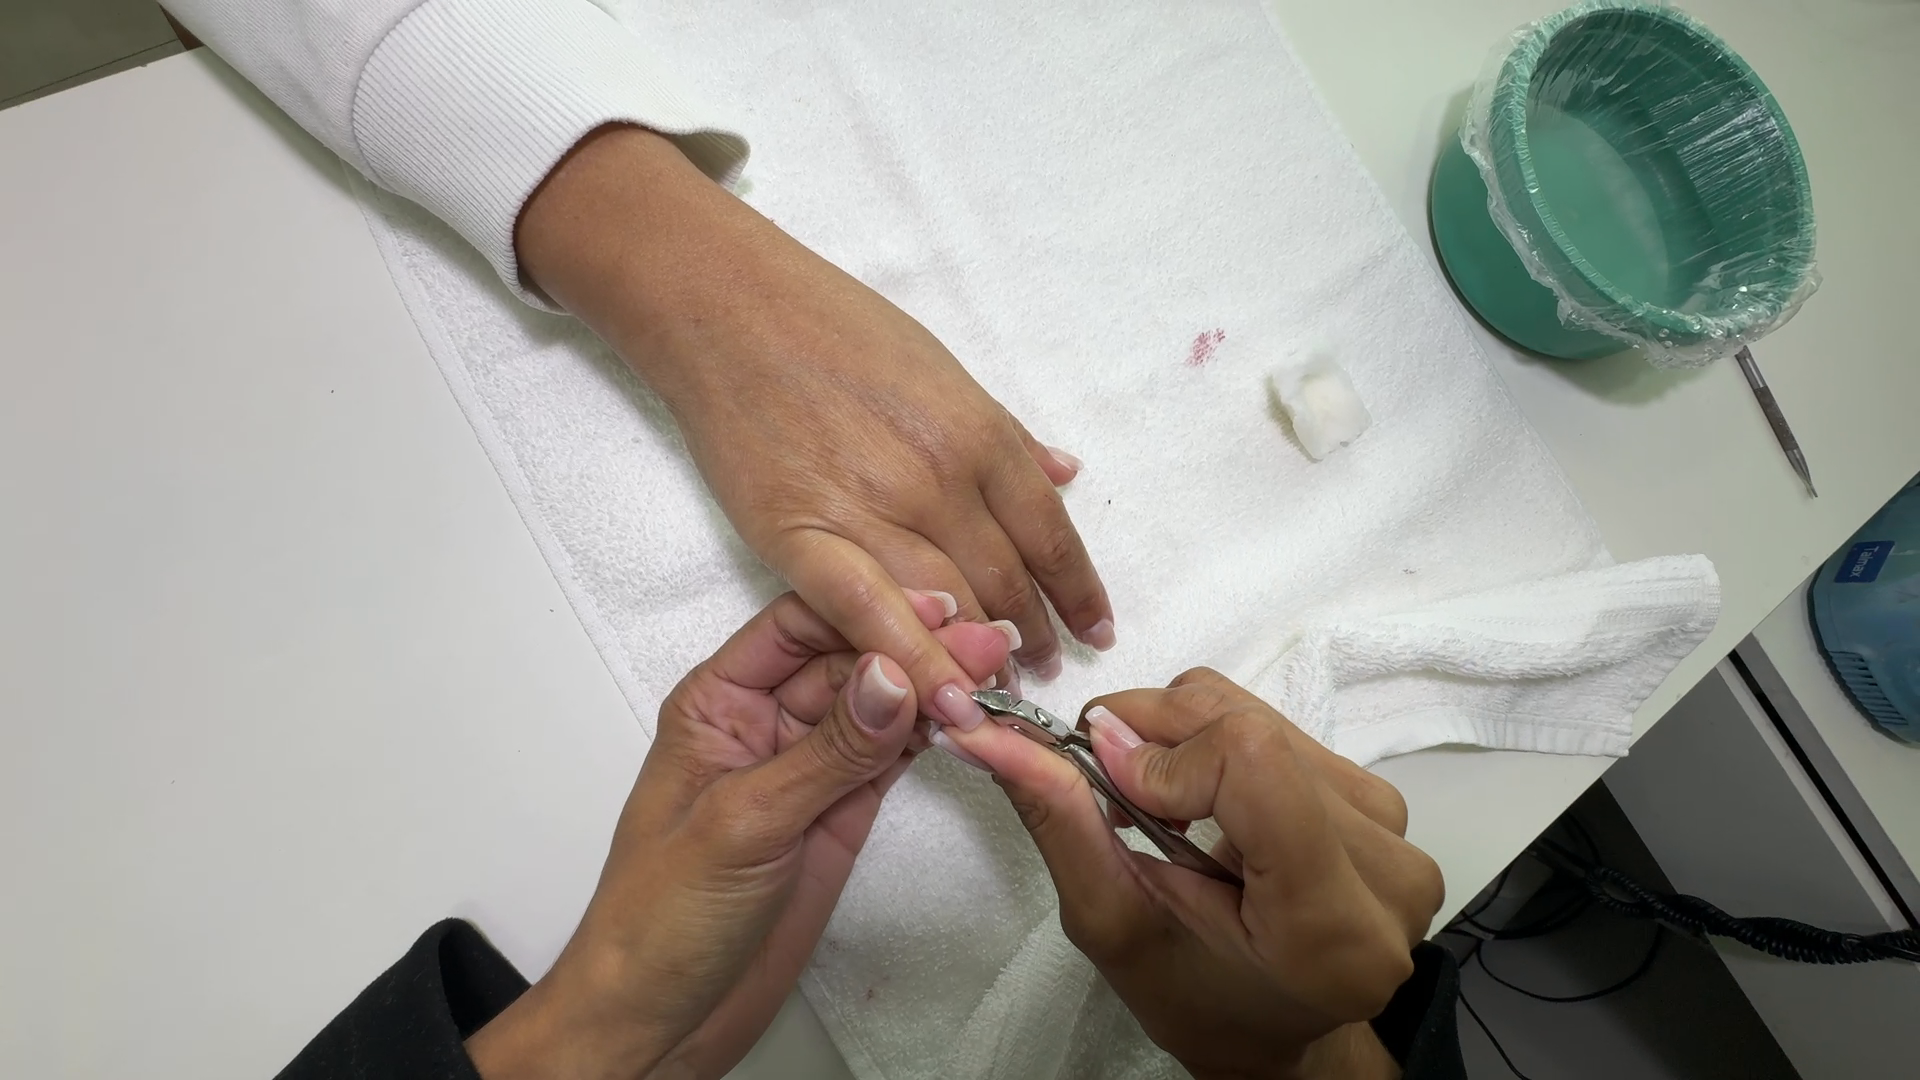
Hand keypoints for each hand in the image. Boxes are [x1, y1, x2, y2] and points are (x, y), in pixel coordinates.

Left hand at [465, 591, 1010, 1079]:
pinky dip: (932, 733)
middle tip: (982, 642)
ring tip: (992, 670)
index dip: (863, 610)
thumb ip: (827, 749)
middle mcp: (770, 714)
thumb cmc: (662, 919)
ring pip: (880, 701)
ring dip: (933, 686)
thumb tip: (895, 675)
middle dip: (915, 648)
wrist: (665, 1023)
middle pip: (850, 658)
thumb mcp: (744, 822)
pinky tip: (968, 717)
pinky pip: (894, 750)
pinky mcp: (845, 800)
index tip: (932, 612)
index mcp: (723, 697)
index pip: (799, 624)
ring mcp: (813, 757)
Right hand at [517, 125, 1113, 730]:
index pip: (1052, 533)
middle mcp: (941, 479)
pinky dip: (916, 664)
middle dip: (1035, 632)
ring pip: (952, 606)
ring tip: (1001, 686)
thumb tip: (1066, 474)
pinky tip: (948, 703)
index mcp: (980, 434)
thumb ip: (1006, 433)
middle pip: (1008, 580)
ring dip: (984, 656)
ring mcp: (874, 510)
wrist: (730, 310)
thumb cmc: (839, 328)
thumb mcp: (943, 368)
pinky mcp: (803, 538)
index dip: (1079, 591)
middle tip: (1045, 666)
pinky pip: (872, 614)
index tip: (1094, 628)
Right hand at [961, 669, 1443, 1079]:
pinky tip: (1204, 791)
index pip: (1250, 763)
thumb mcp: (1106, 918)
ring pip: (1250, 708)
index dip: (1160, 754)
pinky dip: (1209, 735)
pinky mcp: (1376, 792)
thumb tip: (987, 730)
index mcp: (1327, 924)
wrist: (1272, 1022)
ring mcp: (1391, 822)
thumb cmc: (1189, 991)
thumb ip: (1056, 816)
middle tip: (1115, 786)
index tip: (1107, 779)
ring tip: (1162, 799)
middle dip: (1153, 734)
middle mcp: (1383, 865)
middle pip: (1244, 725)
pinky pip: (1270, 715)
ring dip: (1177, 733)